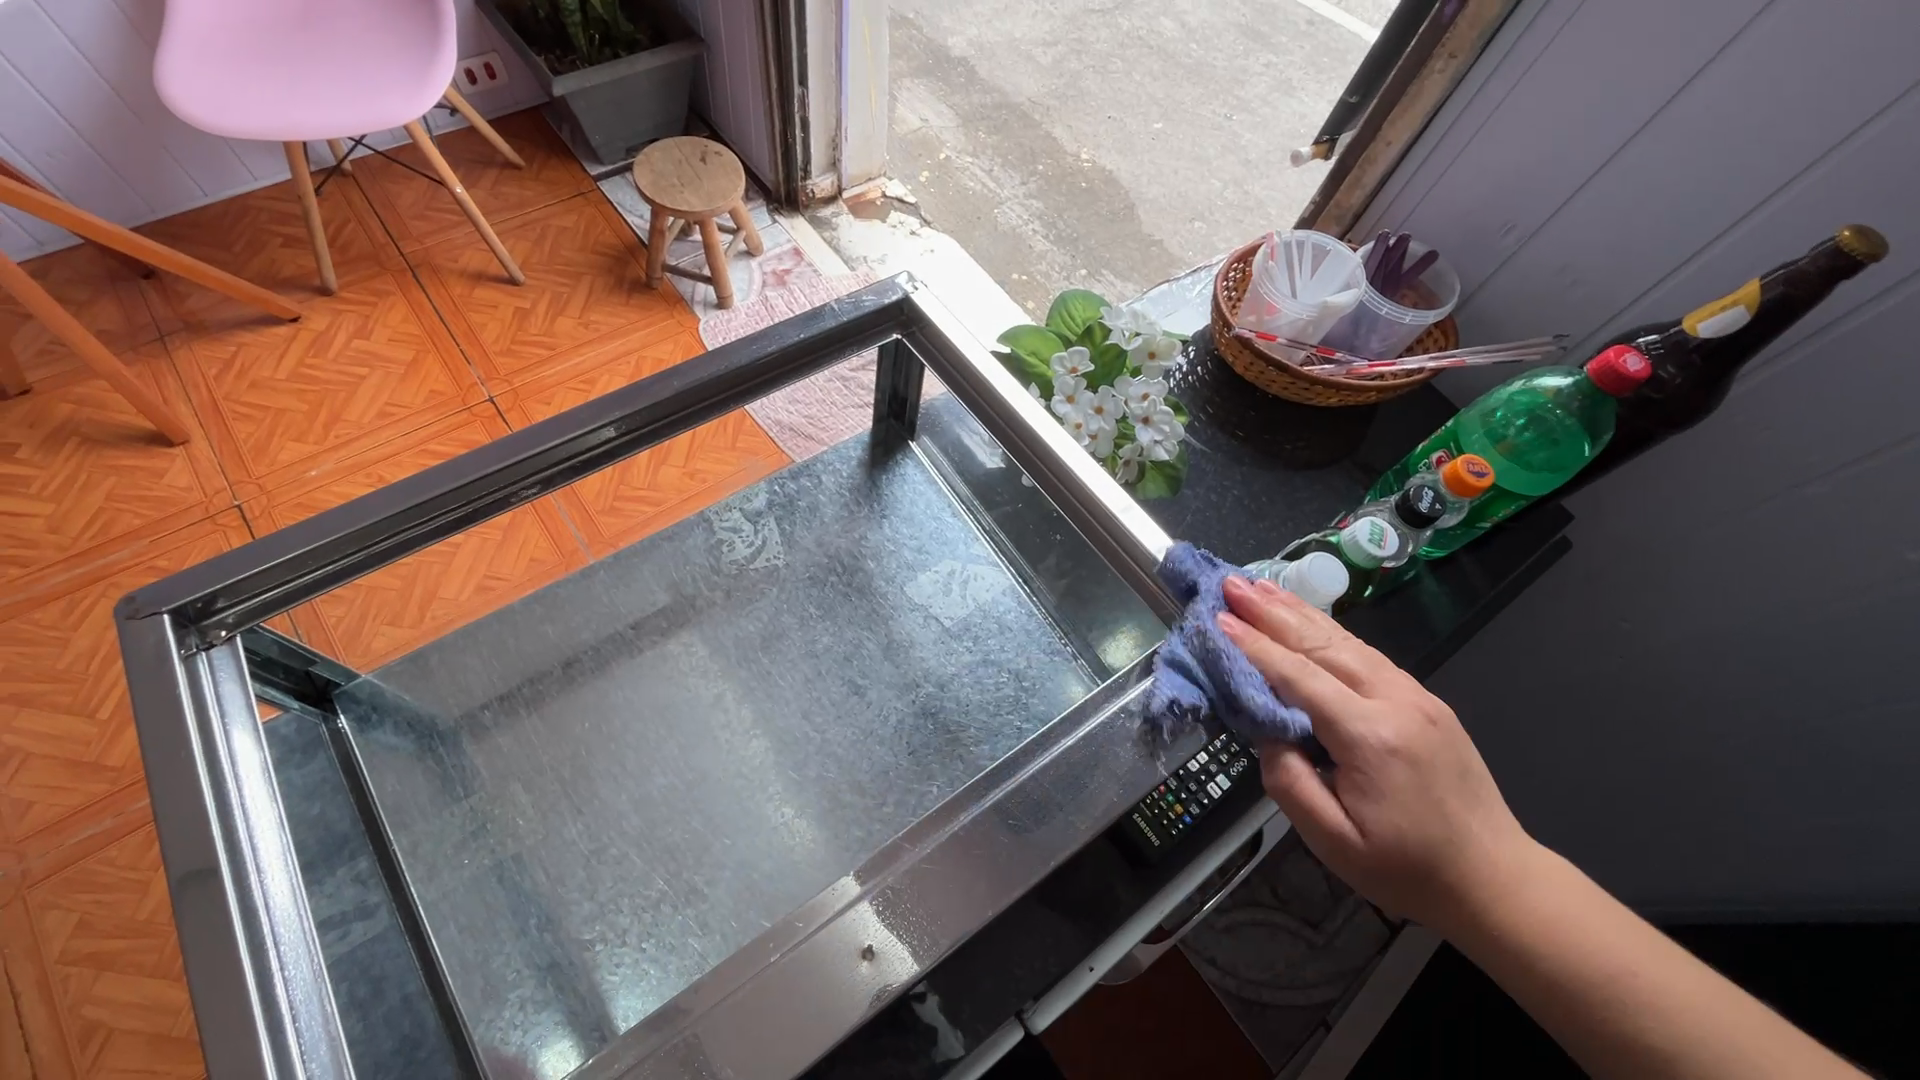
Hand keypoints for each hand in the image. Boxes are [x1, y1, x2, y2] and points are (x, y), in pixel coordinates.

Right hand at [1217, 575, 1540, 930]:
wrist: (1494, 879)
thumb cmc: (1405, 868)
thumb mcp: (1332, 841)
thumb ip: (1288, 782)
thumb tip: (1265, 733)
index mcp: (1370, 737)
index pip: (1299, 677)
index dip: (1254, 647)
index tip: (1217, 619)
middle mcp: (1395, 702)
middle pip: (1323, 644)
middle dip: (1271, 611)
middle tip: (1230, 583)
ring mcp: (1416, 696)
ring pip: (1347, 641)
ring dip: (1299, 611)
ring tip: (1259, 586)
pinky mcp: (1425, 701)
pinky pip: (1367, 654)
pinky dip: (1329, 631)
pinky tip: (1308, 620)